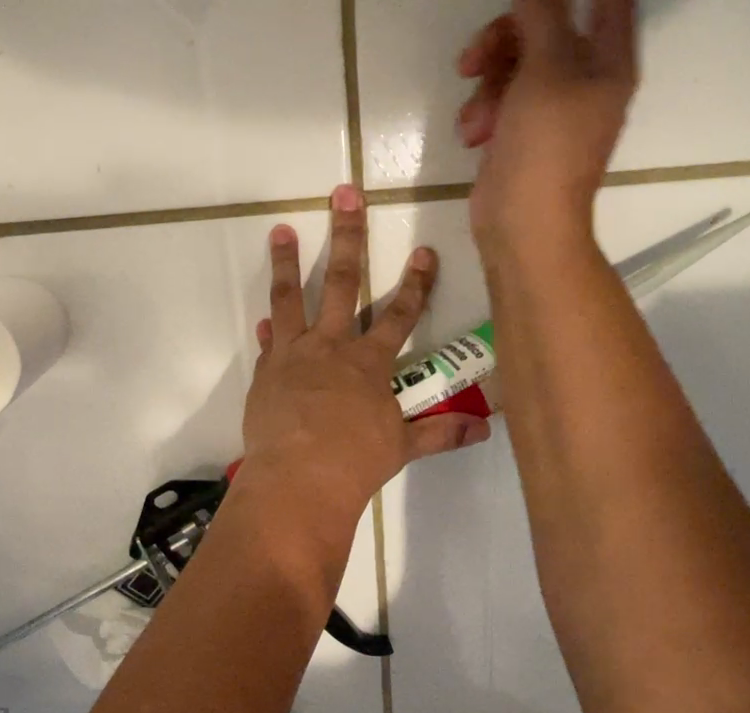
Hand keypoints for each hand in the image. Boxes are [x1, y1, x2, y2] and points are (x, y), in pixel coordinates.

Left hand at [240, 185, 491, 512]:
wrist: (298, 480)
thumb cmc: (355, 462)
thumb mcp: (403, 446)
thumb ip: (441, 432)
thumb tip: (485, 428)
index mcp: (370, 363)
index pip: (400, 314)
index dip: (416, 283)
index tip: (424, 251)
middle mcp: (331, 348)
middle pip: (342, 282)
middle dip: (347, 236)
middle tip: (344, 194)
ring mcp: (293, 357)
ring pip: (290, 298)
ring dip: (286, 262)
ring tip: (280, 230)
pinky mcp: (265, 375)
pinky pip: (267, 343)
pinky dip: (267, 328)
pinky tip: (264, 316)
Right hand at [457, 0, 638, 247]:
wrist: (524, 228)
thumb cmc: (545, 147)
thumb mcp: (546, 67)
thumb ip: (542, 11)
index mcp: (608, 60)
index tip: (529, 1)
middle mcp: (584, 79)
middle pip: (545, 25)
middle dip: (505, 37)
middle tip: (475, 57)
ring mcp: (551, 109)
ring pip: (514, 63)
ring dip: (486, 83)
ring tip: (475, 119)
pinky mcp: (521, 135)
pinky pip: (500, 101)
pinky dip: (483, 113)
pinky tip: (473, 135)